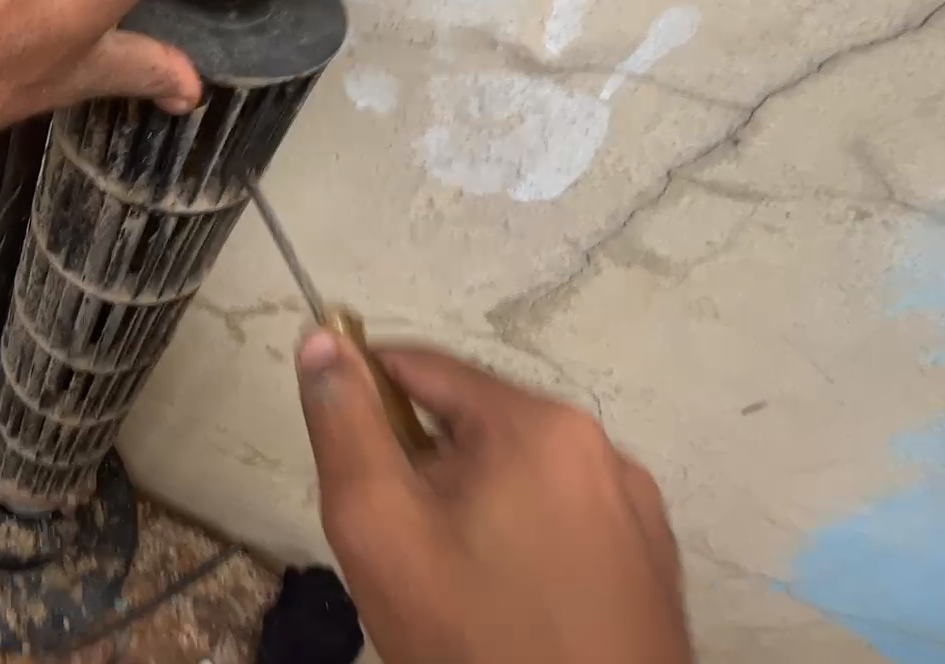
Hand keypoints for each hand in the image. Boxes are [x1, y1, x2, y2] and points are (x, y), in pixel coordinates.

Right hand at [295, 332, 692, 662]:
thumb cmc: (467, 634)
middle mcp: (600, 448)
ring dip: (457, 491)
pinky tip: (494, 591)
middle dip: (412, 456)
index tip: (346, 460)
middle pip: (462, 416)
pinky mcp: (649, 560)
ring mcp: (634, 509)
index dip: (363, 398)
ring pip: (504, 463)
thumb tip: (321, 336)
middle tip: (393, 530)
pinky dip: (506, 525)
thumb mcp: (376, 519)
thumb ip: (341, 418)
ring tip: (441, 568)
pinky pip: (549, 507)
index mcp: (538, 425)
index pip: (417, 365)